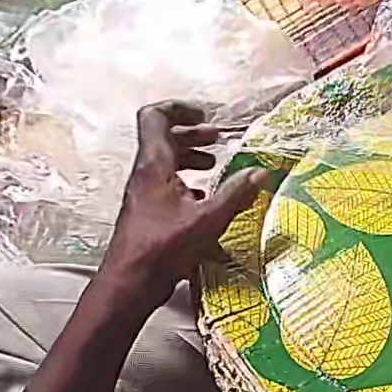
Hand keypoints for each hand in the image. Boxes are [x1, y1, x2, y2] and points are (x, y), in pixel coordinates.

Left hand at [101, 101, 267, 307]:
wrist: (130, 282)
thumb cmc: (163, 248)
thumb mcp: (208, 219)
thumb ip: (236, 194)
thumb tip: (261, 173)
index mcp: (154, 165)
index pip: (155, 117)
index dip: (179, 108)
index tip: (204, 114)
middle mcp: (145, 176)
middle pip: (164, 140)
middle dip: (192, 135)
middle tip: (217, 139)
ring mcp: (144, 196)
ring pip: (166, 165)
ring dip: (190, 160)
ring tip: (213, 166)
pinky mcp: (148, 216)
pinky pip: (167, 188)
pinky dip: (187, 186)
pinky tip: (204, 201)